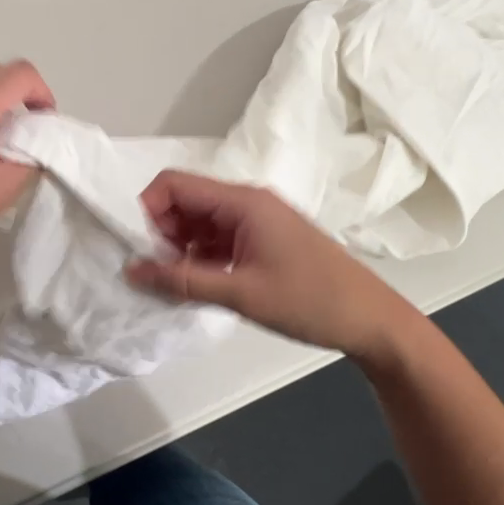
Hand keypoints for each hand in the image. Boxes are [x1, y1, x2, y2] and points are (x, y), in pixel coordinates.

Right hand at [125, 171, 417, 358]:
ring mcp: (256, 220)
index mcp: (243, 201)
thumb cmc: (310, 301)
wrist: (372, 321)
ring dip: (180, 246)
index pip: (174, 184)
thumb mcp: (241, 294)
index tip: (140, 247)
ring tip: (179, 282)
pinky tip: (201, 283)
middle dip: (162, 232)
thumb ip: (182, 280)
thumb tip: (130, 270)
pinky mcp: (262, 239)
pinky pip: (217, 237)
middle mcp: (247, 201)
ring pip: (198, 221)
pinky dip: (200, 256)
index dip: (147, 209)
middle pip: (184, 200)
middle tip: (159, 271)